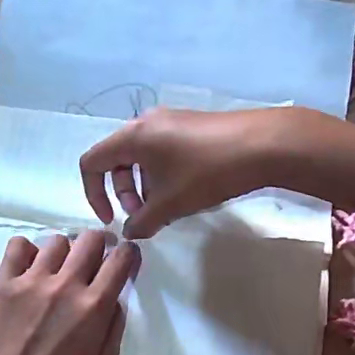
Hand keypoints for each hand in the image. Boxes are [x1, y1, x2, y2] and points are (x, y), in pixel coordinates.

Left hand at [0, 231, 140, 354]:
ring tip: (59, 269)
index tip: (125, 257)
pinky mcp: (4, 283)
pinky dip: (27, 251)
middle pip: (90, 239)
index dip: (128, 254)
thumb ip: (114, 324)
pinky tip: (30, 268)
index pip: (120, 259)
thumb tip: (114, 296)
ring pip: (57, 241)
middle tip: (94, 259)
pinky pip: (17, 246)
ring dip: (64, 252)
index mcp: (95, 306)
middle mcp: (66, 285)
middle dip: (98, 245)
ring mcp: (32, 281)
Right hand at [80, 107, 314, 237]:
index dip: (94, 194)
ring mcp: (171, 122)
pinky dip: (163, 176)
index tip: (112, 219)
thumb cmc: (207, 173)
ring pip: (142, 158)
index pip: (92, 162)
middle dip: (124, 193)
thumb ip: (142, 221)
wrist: (262, 145)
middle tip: (145, 217)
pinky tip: (186, 194)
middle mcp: (146, 123)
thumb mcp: (171, 204)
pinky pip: (162, 152)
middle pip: (117, 160)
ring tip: (168, 209)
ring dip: (145, 187)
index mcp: (132, 136)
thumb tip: (130, 232)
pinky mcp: (191, 126)